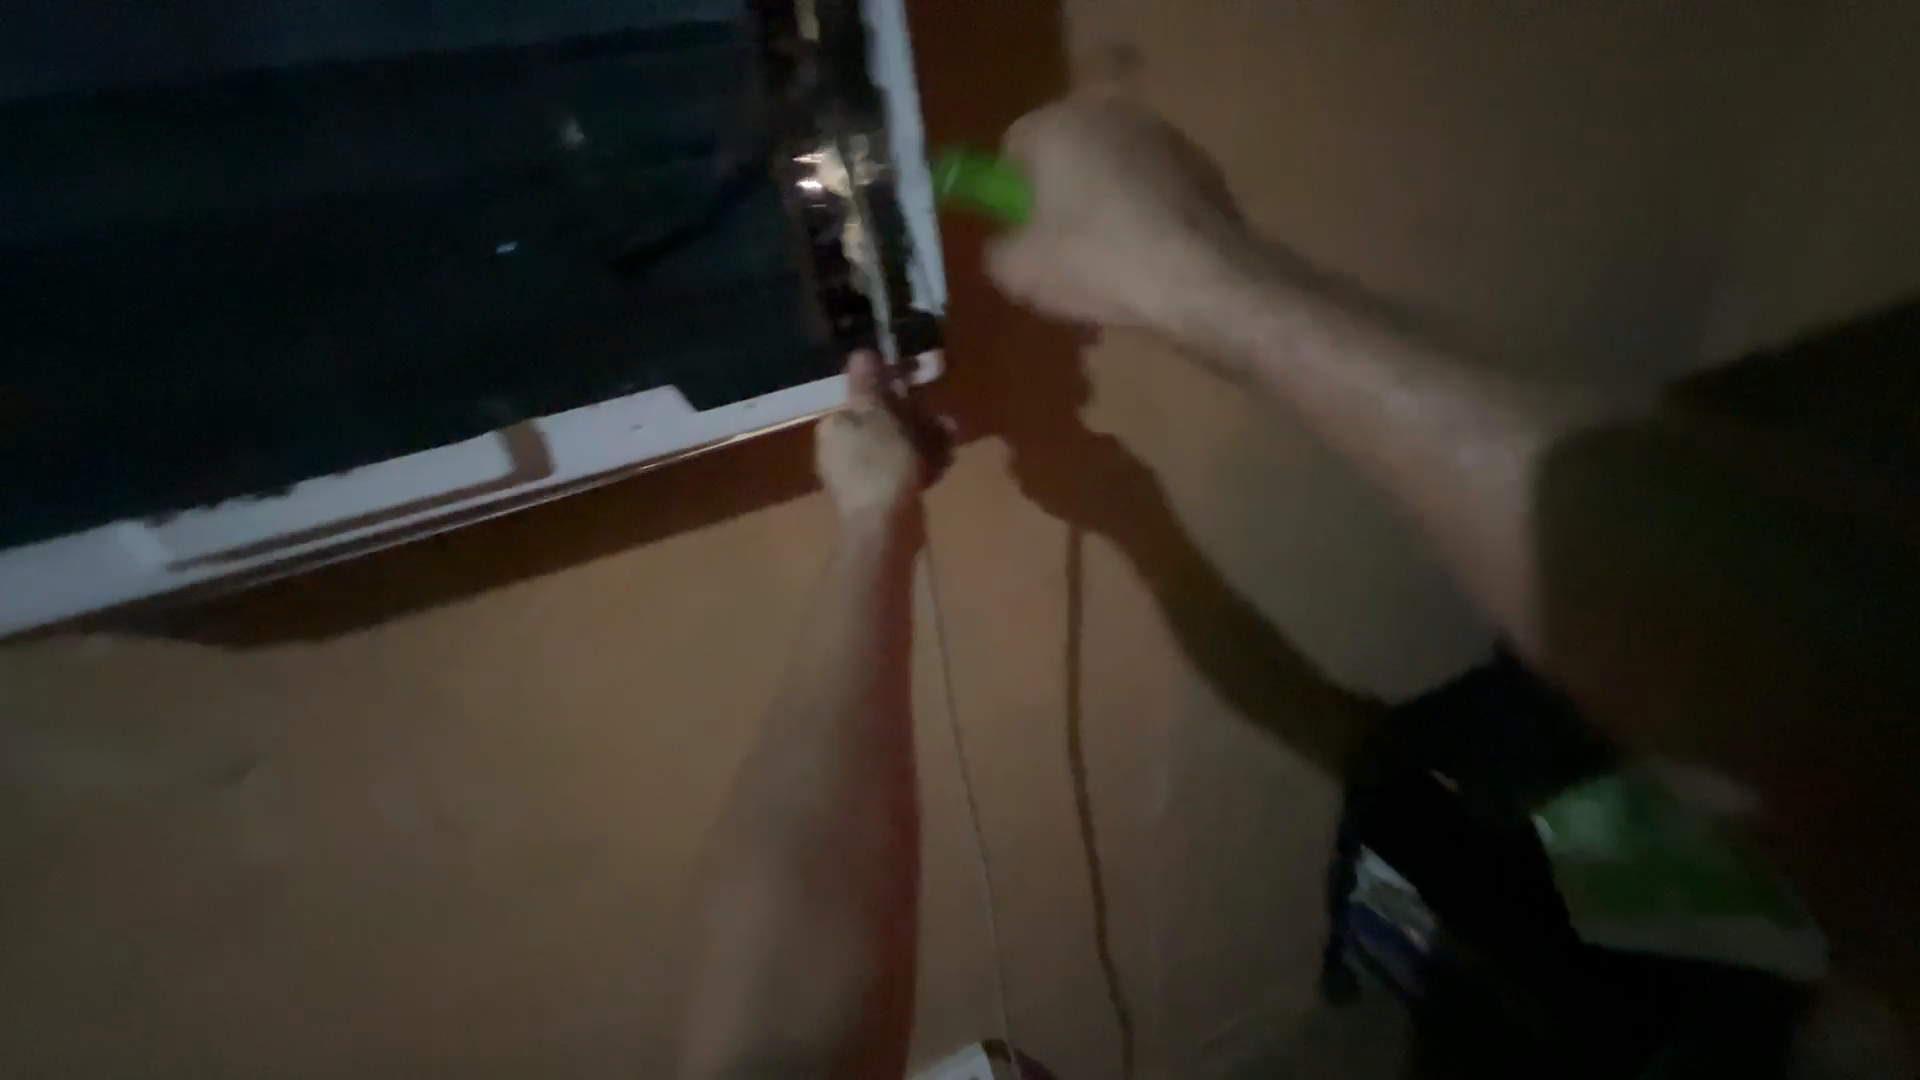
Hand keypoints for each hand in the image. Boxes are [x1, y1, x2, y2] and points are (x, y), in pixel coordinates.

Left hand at [815, 352, 931, 526]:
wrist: (885, 530)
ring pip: (897, 447)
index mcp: (834, 426)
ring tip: (948, 443)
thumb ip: (869, 384)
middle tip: (943, 422)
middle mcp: (840, 449)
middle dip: (917, 419)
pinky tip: (941, 466)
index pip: (865, 397)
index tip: (921, 384)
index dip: (895, 388)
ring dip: (925, 441)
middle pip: (884, 422)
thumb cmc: (881, 466)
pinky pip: (901, 472)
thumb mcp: (877, 416)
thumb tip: (861, 352)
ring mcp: (858, 477)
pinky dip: (921, 466)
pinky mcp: (878, 498)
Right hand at [987, 93, 1258, 340]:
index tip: (1018, 233)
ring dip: (1101, 204)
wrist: (1199, 276)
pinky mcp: (1199, 162)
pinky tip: (1144, 259)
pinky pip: (1149, 187)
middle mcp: (1108, 112)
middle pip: (1065, 153)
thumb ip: (995, 251)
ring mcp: (1160, 132)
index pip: (1011, 147)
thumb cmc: (1095, 264)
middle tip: (1059, 250)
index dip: (1008, 193)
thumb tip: (1003, 243)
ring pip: (1110, 170)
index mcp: (1056, 125)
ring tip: (1106, 264)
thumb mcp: (1019, 273)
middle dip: (1057, 195)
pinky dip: (1141, 214)